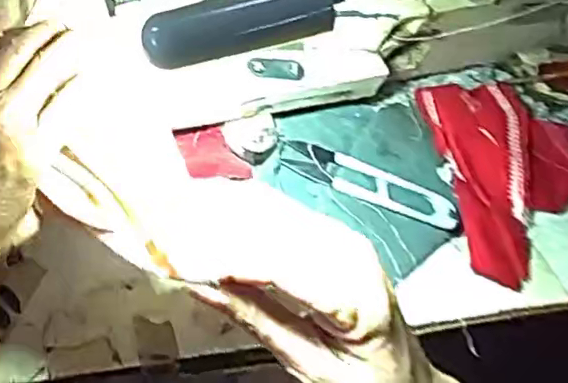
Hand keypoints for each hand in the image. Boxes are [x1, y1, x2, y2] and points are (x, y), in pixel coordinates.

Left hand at [0, 12, 81, 310]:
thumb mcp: (24, 220)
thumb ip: (45, 182)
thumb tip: (56, 155)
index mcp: (32, 152)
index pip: (71, 100)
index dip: (85, 81)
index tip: (92, 71)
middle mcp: (8, 114)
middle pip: (49, 63)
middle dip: (69, 44)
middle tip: (79, 36)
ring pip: (16, 46)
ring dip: (40, 29)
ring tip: (54, 22)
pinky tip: (5, 16)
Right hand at [157, 180, 448, 382]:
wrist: (406, 376)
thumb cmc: (370, 381)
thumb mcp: (312, 368)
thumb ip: (254, 318)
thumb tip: (197, 281)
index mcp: (357, 292)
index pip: (278, 260)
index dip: (223, 253)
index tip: (180, 256)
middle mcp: (346, 246)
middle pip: (264, 220)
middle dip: (208, 222)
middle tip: (161, 229)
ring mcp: (333, 229)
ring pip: (260, 203)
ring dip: (211, 206)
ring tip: (171, 215)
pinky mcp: (318, 223)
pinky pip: (266, 203)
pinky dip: (228, 205)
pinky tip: (200, 208)